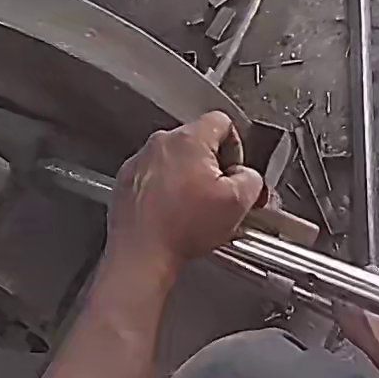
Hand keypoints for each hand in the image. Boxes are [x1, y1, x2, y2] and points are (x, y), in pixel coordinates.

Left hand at [107, 112, 263, 277]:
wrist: (141, 255)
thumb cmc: (182, 228)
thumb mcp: (237, 203)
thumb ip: (251, 179)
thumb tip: (247, 176)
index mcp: (189, 140)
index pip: (222, 122)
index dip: (235, 147)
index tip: (234, 172)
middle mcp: (161, 144)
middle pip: (198, 142)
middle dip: (212, 167)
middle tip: (218, 195)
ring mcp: (140, 162)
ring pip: (175, 161)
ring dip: (188, 180)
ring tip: (194, 210)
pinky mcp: (127, 181)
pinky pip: (154, 177)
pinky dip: (165, 192)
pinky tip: (173, 215)